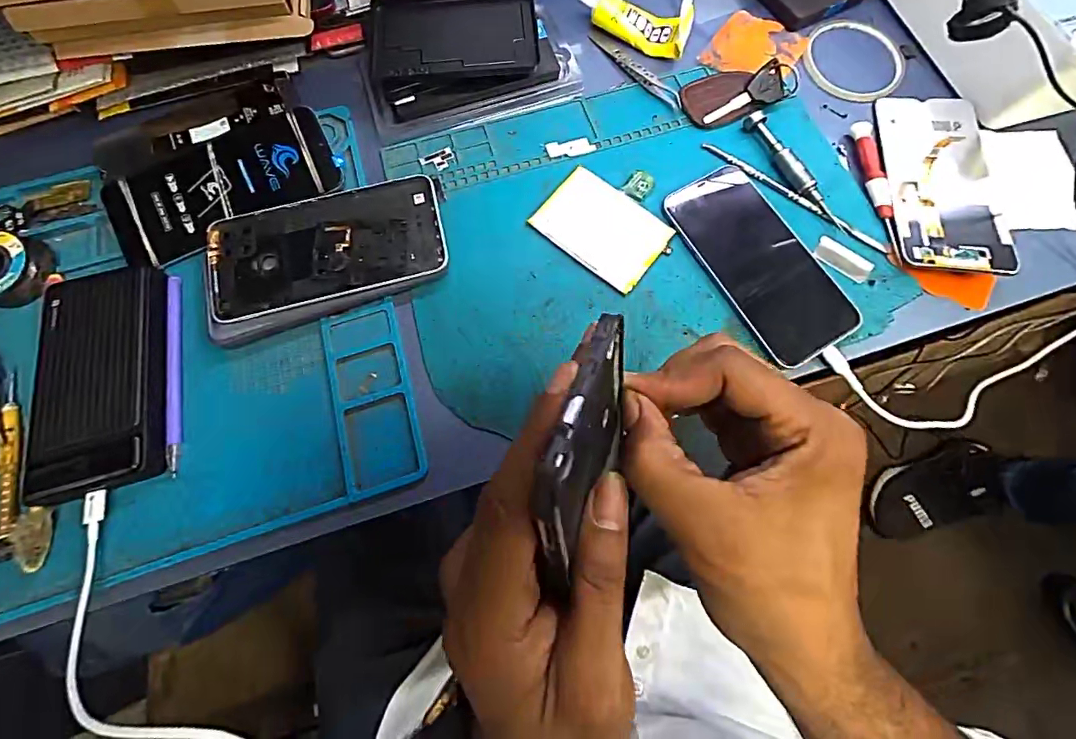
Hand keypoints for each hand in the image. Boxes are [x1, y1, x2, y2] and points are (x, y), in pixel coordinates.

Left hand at [439, 363, 633, 737]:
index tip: (562, 383)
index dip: (534, 439)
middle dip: (542, 426)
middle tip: (583, 371)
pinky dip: (542, 472)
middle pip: (506, 489)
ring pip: (510, 493)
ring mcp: (472, 570)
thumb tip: (609, 485)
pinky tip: (571, 443)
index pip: (508, 506)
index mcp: (485, 608)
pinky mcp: (488, 567)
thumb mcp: (598, 674)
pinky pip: (516, 509)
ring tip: (582, 392)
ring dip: (543, 442)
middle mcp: (466, 577)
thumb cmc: (570, 733)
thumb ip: (599, 579)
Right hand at [622, 335, 954, 738]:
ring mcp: (794, 430)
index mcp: (816, 426)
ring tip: (641, 414)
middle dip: (677, 381)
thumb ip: (656, 458)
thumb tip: (625, 402)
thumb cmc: (768, 594)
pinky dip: (689, 413)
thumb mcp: (702, 525)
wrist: (806, 652)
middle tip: (634, 405)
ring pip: (724, 383)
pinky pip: (724, 410)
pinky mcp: (774, 446)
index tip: (629, 395)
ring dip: (680, 395)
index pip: (734, 369)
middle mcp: (812, 416)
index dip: (676, 376)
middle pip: (731, 367)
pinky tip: (662, 426)